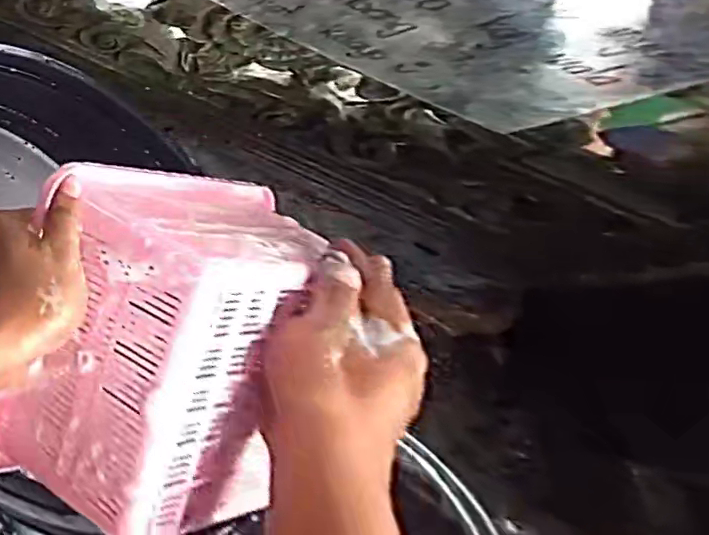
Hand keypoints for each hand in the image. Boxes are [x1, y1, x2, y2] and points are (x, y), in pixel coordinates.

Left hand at [0, 177, 86, 386]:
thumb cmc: (26, 304)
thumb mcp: (63, 254)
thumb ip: (66, 218)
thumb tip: (70, 186)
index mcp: (4, 220)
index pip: (46, 216)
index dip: (67, 239)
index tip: (76, 258)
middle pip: (40, 245)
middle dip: (58, 267)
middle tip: (66, 286)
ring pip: (32, 273)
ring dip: (47, 290)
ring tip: (52, 308)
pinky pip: (21, 295)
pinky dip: (34, 307)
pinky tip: (40, 323)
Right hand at [263, 240, 426, 477]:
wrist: (319, 463)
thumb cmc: (322, 399)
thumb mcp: (320, 330)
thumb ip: (332, 293)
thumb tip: (342, 264)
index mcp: (397, 343)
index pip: (380, 286)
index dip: (358, 261)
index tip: (341, 245)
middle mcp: (399, 367)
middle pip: (376, 313)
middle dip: (353, 288)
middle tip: (331, 265)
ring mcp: (380, 389)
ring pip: (361, 337)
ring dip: (339, 315)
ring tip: (314, 297)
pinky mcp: (354, 404)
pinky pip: (345, 357)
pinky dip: (330, 340)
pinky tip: (309, 341)